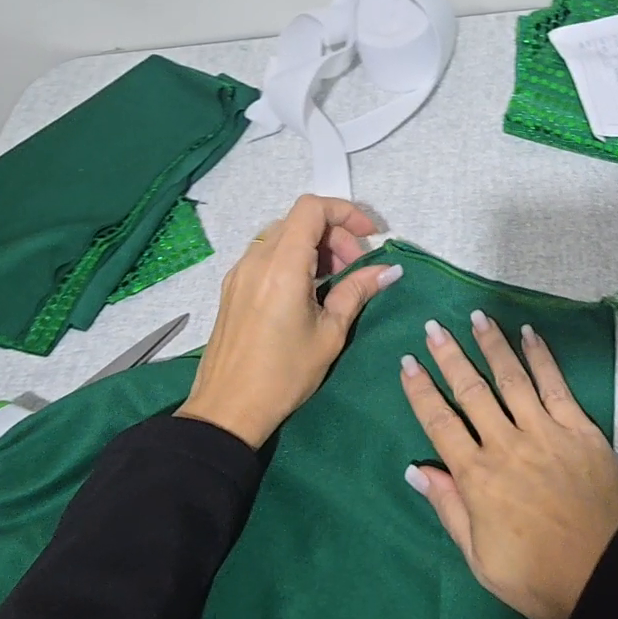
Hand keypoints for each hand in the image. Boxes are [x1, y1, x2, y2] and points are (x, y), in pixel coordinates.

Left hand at [178, 194, 400, 447]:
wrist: (227, 409)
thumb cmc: (284, 375)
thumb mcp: (329, 334)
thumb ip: (357, 292)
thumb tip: (389, 270)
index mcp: (282, 267)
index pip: (313, 209)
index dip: (346, 212)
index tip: (370, 236)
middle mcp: (256, 259)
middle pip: (300, 220)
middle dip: (336, 234)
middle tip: (357, 269)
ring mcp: (240, 272)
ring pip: (283, 236)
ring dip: (316, 246)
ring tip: (337, 281)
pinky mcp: (233, 287)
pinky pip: (268, 254)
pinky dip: (295, 258)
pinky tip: (309, 291)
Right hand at [400, 312, 617, 618]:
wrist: (606, 573)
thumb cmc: (538, 575)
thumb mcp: (480, 559)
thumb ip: (449, 509)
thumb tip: (416, 470)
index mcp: (477, 477)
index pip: (440, 424)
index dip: (421, 391)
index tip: (407, 364)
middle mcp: (506, 444)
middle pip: (471, 391)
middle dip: (450, 356)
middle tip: (433, 327)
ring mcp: (544, 431)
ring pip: (511, 378)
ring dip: (492, 345)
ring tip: (477, 317)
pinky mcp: (578, 428)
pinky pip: (556, 384)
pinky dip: (541, 356)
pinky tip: (530, 333)